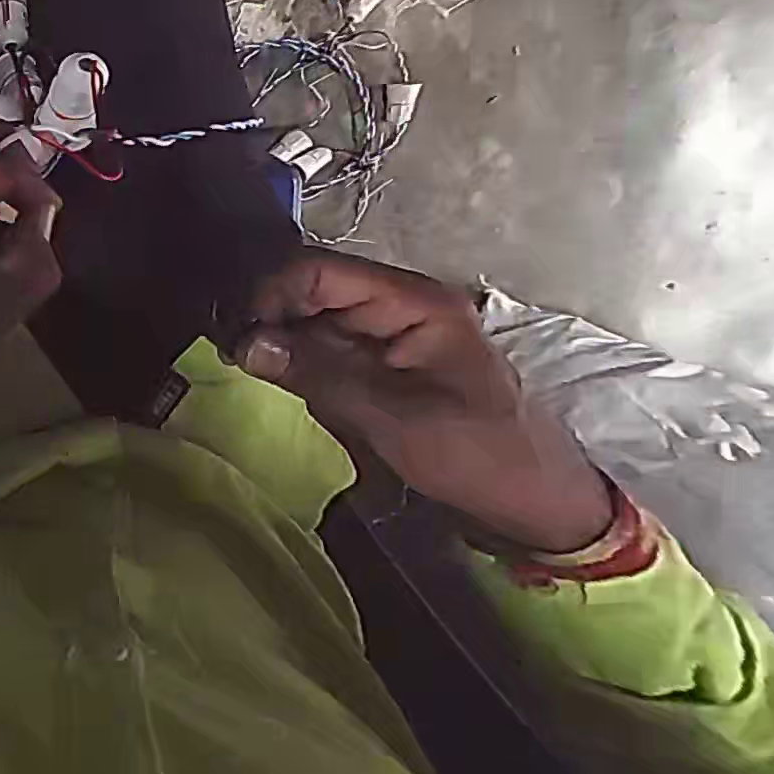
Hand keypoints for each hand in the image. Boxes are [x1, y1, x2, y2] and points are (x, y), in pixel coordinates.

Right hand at [232, 249, 610, 552]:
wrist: (535, 501)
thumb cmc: (477, 455)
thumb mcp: (392, 416)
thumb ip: (316, 373)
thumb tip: (244, 343)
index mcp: (411, 301)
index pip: (318, 272)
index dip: (272, 295)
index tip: (241, 337)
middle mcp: (392, 302)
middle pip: (308, 287)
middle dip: (269, 317)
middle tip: (238, 357)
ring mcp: (382, 328)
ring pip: (307, 314)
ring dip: (277, 339)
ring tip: (250, 368)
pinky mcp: (373, 354)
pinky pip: (318, 341)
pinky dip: (292, 356)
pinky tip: (276, 376)